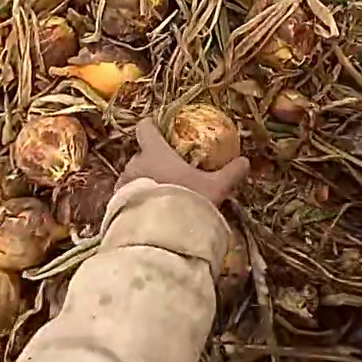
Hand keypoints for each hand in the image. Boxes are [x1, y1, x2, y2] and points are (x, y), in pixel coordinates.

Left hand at [117, 122, 249, 207]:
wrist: (163, 234)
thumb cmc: (188, 201)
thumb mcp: (215, 188)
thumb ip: (229, 173)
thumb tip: (245, 162)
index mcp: (155, 152)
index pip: (145, 128)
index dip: (151, 127)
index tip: (158, 131)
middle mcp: (135, 163)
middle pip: (141, 155)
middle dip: (152, 163)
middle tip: (169, 175)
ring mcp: (123, 184)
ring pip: (132, 176)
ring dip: (143, 182)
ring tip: (159, 197)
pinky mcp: (116, 204)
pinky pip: (126, 196)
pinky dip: (135, 200)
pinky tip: (149, 213)